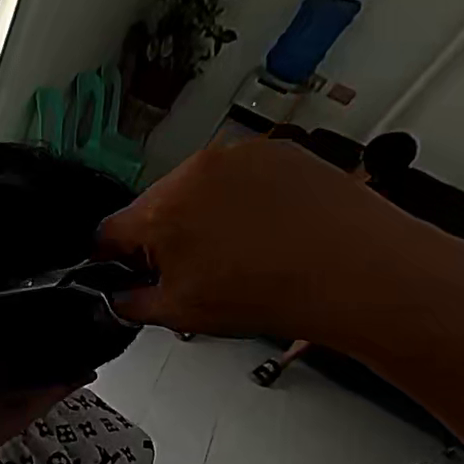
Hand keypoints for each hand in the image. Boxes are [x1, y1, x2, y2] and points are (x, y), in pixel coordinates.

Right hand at [96, 138, 437, 344]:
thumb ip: (132, 303)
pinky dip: (240, 200)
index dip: (113, 258)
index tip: (127, 269)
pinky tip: (262, 232)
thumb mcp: (182, 313)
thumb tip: (120, 297)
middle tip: (194, 271)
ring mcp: (237, 156)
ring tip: (237, 253)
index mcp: (161, 211)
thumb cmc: (278, 289)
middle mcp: (193, 172)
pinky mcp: (274, 150)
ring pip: (194, 189)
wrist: (354, 273)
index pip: (108, 231)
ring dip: (201, 217)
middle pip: (153, 207)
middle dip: (163, 238)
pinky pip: (237, 175)